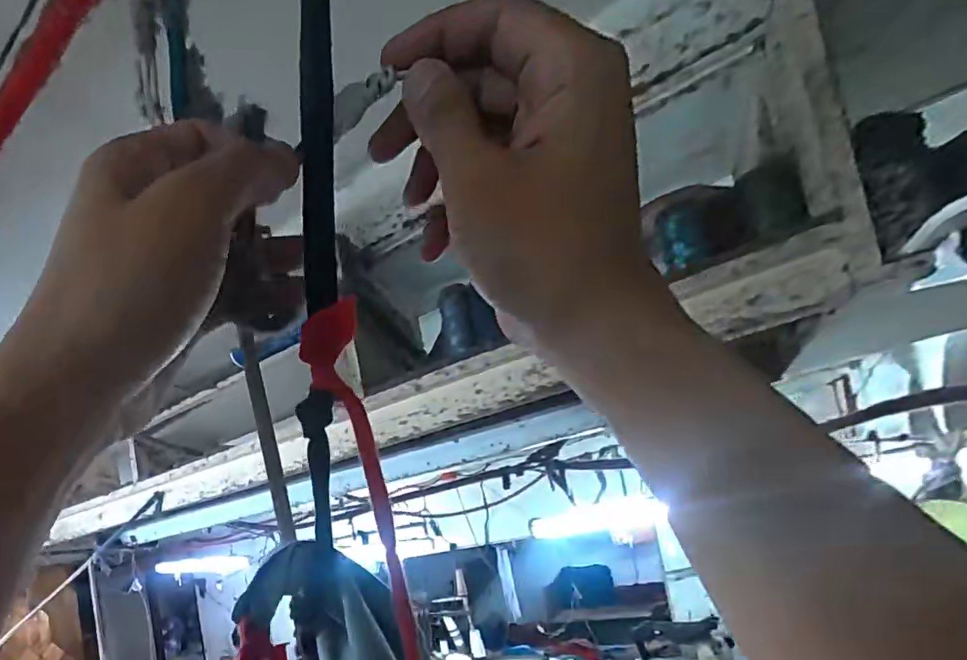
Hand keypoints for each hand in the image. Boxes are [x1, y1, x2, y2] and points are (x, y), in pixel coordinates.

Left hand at [14, 122, 298, 389]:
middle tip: (307, 237)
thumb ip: (241, 172)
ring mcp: (158, 271)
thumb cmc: (135, 283)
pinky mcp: (172, 318)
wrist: (84, 379)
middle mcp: (143, 214)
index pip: (200, 140)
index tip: (289, 185)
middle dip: (265, 217)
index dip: (248, 155)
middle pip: (218, 201)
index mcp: (133, 168)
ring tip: (311, 276)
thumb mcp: (190, 206)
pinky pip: (221, 299)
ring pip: (224, 255)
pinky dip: (255, 301)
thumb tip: (280, 159)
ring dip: (269, 263)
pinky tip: (290, 310)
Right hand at [370, 0, 680, 351]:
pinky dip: (461, 197)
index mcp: (570, 73)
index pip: (497, 22)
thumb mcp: (475, 179)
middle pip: (484, 79)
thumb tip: (420, 72)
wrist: (587, 322)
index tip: (387, 66)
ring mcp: (560, 145)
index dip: (436, 38)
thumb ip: (442, 115)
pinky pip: (496, 169)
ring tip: (409, 207)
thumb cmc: (537, 249)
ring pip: (483, 129)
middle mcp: (571, 97)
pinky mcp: (547, 187)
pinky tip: (432, 240)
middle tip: (379, 152)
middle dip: (426, 118)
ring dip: (437, 165)